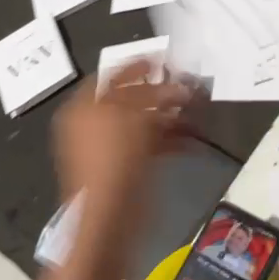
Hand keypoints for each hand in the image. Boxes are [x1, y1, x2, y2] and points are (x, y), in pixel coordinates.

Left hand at [53, 61, 190, 213]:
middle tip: (188, 87)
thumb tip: (168, 84)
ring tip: (196, 111)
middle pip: (129, 99)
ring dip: (170, 115)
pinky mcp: (125, 167)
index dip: (137, 66)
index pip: (110, 75)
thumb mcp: (130, 116)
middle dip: (161, 93)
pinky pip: (148, 144)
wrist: (110, 217)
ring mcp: (109, 147)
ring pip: (143, 121)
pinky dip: (169, 139)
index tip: (165, 62)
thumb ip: (149, 93)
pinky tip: (191, 138)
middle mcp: (92, 124)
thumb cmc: (114, 159)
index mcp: (83, 108)